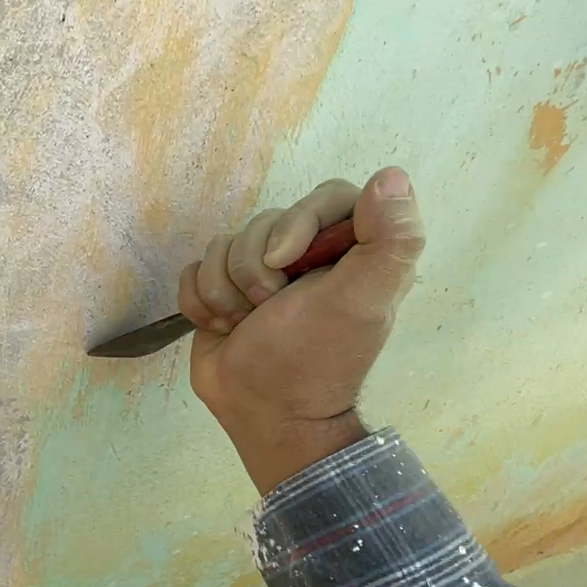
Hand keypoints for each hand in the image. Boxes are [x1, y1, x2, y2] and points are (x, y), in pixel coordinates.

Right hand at [178, 167, 423, 494]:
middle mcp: (307, 255)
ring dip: (224, 292)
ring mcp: (258, 273)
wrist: (260, 411)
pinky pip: (194, 270)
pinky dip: (200, 302)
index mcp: (353, 251)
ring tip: (243, 325)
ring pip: (222, 245)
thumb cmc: (312, 359)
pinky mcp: (221, 290)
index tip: (285, 263)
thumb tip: (392, 175)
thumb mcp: (359, 302)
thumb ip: (389, 241)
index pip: (324, 197)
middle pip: (263, 221)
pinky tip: (220, 326)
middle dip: (252, 270)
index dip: (294, 225)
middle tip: (268, 309)